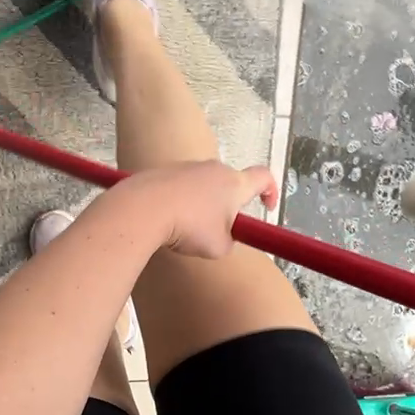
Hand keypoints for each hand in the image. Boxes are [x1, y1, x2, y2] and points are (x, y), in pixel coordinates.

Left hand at [105, 161, 278, 258]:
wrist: (143, 209)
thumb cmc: (188, 228)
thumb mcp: (219, 248)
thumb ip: (229, 240)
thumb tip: (222, 237)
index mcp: (235, 184)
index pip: (264, 177)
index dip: (271, 191)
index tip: (267, 206)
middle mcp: (214, 169)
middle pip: (231, 183)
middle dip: (229, 206)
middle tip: (218, 230)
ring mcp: (188, 167)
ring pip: (204, 185)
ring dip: (202, 204)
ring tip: (187, 229)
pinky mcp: (164, 170)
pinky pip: (181, 186)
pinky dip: (181, 201)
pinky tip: (169, 220)